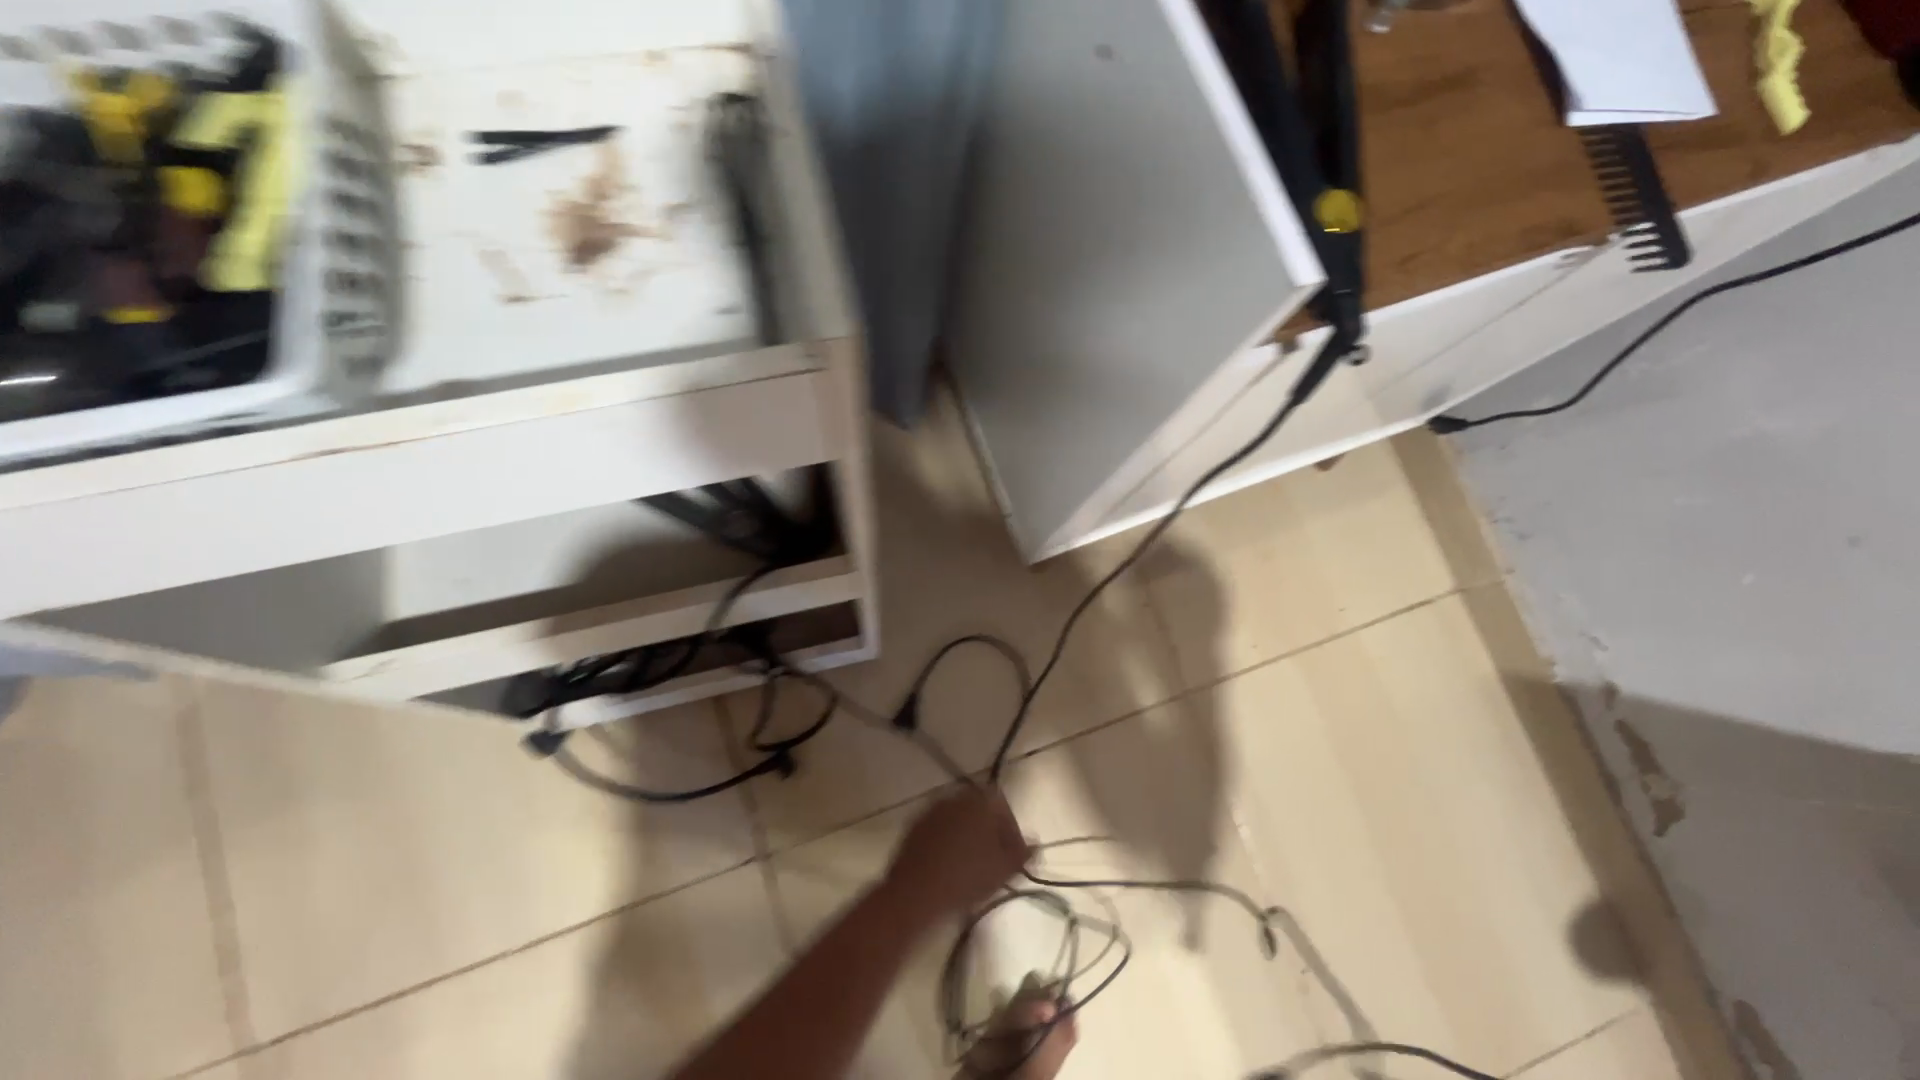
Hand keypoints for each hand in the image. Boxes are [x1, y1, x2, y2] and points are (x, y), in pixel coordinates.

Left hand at [883, 785, 1031, 918]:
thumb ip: (1022, 854)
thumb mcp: (1003, 870)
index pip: (1004, 806)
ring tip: (974, 864)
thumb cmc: (966, 877)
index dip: (1012, 830)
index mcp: (980, 799)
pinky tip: (951, 865)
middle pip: (980, 810)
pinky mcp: (913, 826)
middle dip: (990, 831)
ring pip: (958, 819)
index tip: (1014, 854)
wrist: (916, 891)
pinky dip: (948, 841)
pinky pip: (939, 829)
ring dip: (968, 836)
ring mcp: (931, 809)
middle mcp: (955, 796)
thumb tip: (1035, 846)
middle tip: (995, 859)